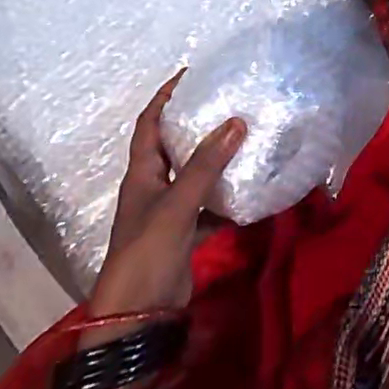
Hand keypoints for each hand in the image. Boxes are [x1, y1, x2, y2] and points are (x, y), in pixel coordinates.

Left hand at [88, 71, 244, 321]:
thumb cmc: (147, 251)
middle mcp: (153, 186)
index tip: (189, 75)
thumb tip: (235, 122)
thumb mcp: (176, 204)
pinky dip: (226, 197)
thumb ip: (205, 166)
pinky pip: (209, 205)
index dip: (164, 96)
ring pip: (194, 175)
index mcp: (141, 173)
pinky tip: (249, 188)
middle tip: (226, 102)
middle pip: (173, 145)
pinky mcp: (185, 233)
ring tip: (244, 136)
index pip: (149, 123)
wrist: (139, 314)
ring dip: (215, 158)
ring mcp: (169, 211)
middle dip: (195, 123)